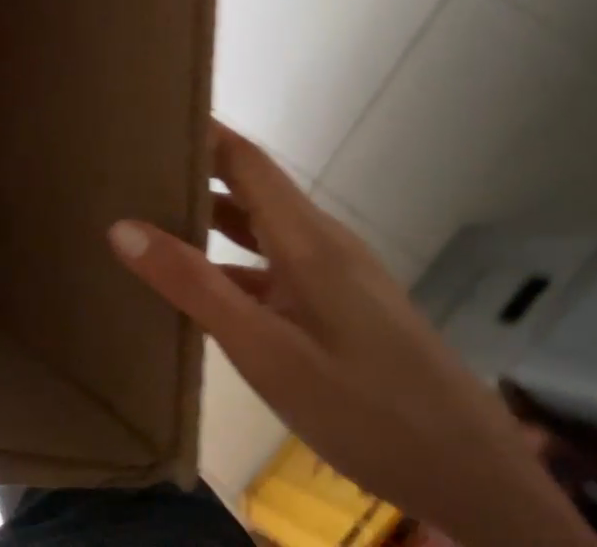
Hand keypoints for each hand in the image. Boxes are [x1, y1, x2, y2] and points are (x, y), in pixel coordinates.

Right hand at [108, 122, 596, 546]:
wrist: (476, 483)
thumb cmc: (367, 409)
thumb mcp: (265, 351)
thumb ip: (194, 285)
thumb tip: (120, 225)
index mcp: (309, 241)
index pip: (244, 159)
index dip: (199, 130)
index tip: (147, 112)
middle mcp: (325, 246)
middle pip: (250, 188)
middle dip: (192, 169)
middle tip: (128, 165)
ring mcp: (339, 280)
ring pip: (262, 228)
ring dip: (208, 217)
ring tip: (147, 215)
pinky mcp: (345, 311)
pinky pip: (276, 265)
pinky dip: (231, 261)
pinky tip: (200, 287)